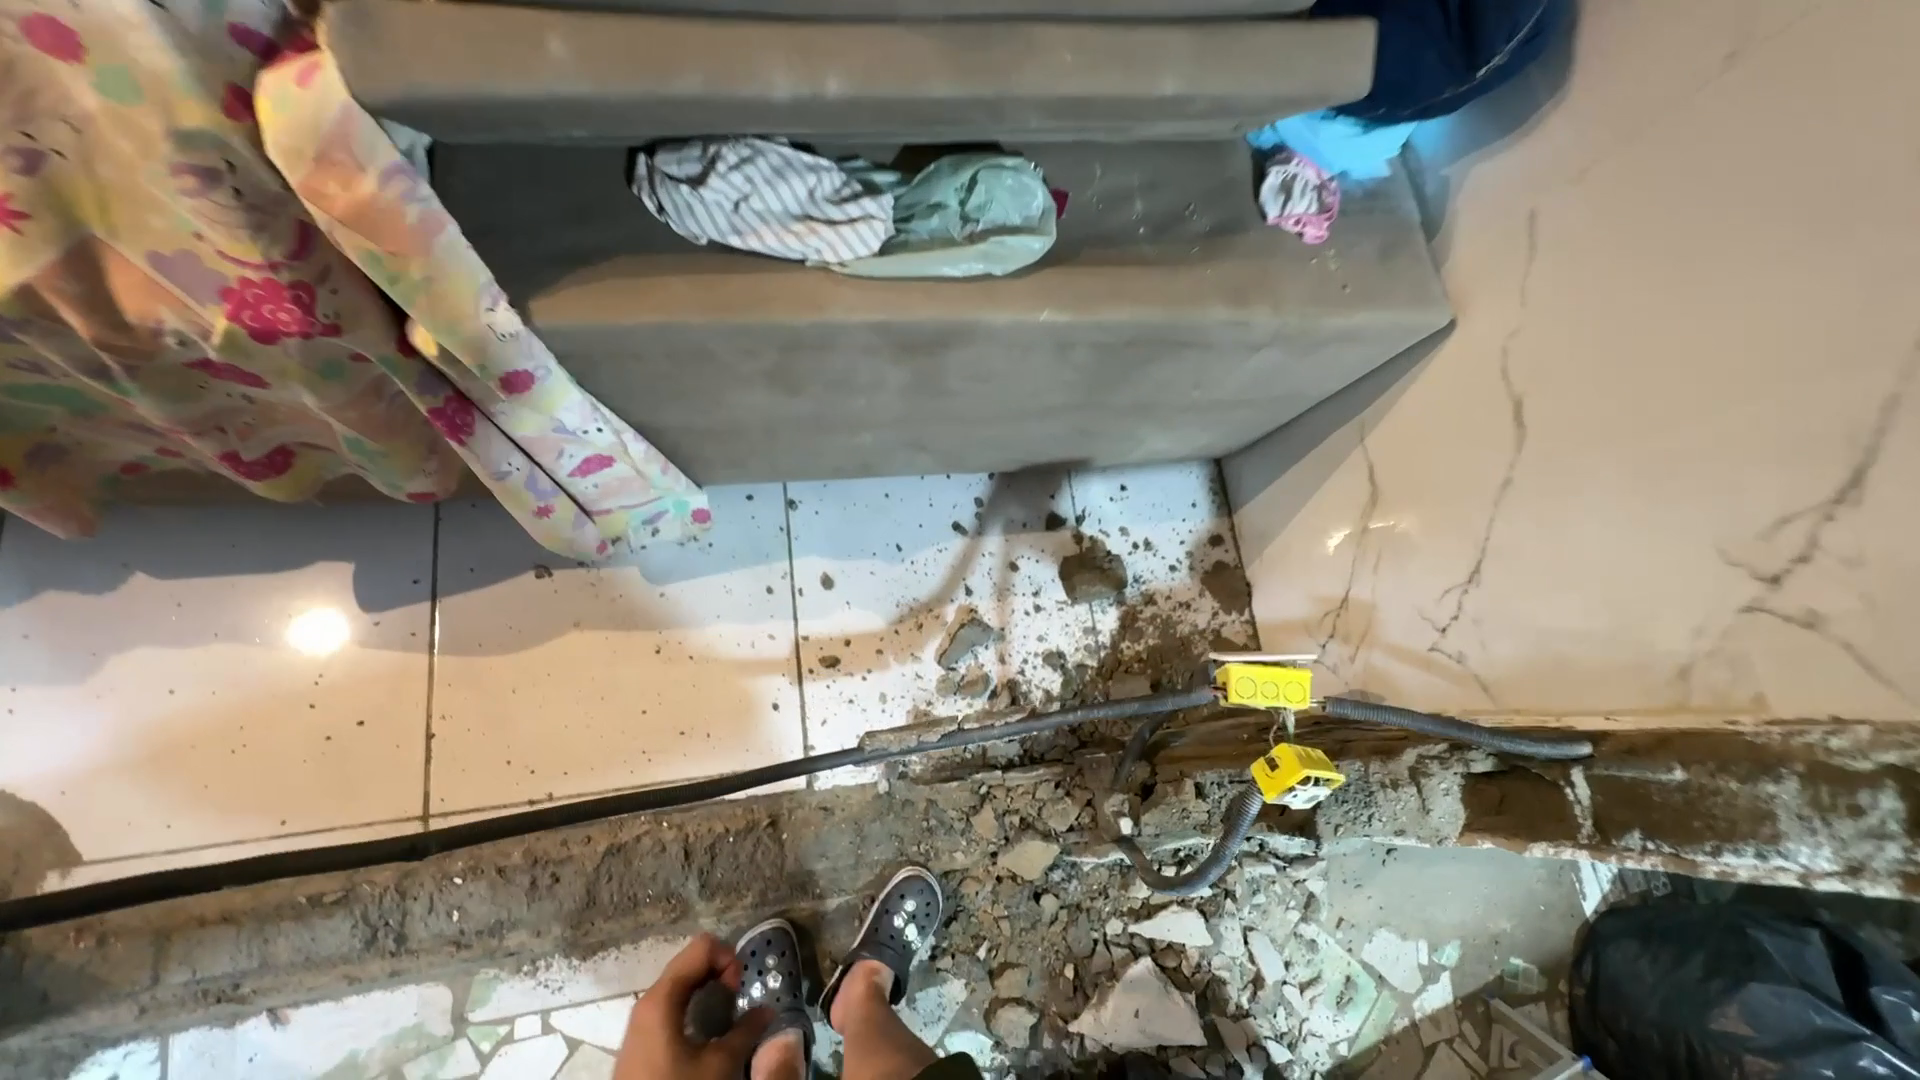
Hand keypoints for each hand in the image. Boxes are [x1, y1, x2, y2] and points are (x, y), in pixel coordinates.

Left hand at [615, 934, 770, 1079]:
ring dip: (708, 986)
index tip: (738, 990)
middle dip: (720, 971)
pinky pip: (672, 999)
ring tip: (725, 1013)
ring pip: (682, 980)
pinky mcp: (642, 1033)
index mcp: (663, 997)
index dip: (728, 959)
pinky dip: (694, 1000)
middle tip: (736, 998)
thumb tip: (767, 1010)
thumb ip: (746, 1032)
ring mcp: (643, 1016)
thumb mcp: (718, 1067)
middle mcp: (649, 998)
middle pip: (691, 960)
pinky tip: (706, 1026)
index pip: (702, 947)